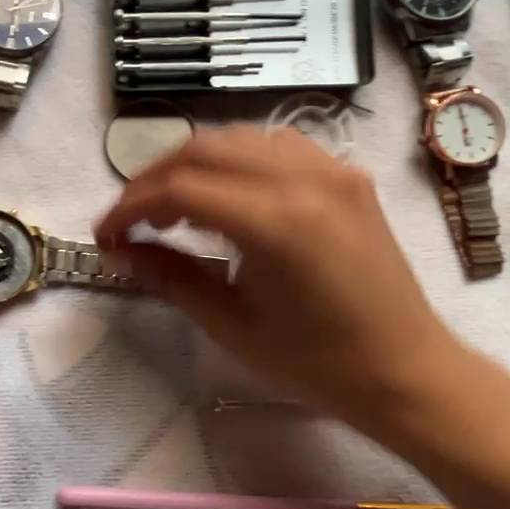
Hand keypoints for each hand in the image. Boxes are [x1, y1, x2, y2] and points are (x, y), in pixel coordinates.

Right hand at [95, 124, 469, 438]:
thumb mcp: (230, 324)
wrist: (403, 370)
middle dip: (153, 179)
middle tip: (129, 220)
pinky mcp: (346, 177)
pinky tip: (222, 193)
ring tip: (168, 207)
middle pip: (203, 149)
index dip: (130, 207)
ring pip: (239, 138)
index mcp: (276, 222)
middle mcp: (306, 180)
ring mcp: (332, 171)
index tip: (105, 236)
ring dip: (192, 163)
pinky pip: (276, 146)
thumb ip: (171, 277)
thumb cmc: (315, 362)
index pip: (179, 188)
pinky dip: (235, 159)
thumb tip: (121, 252)